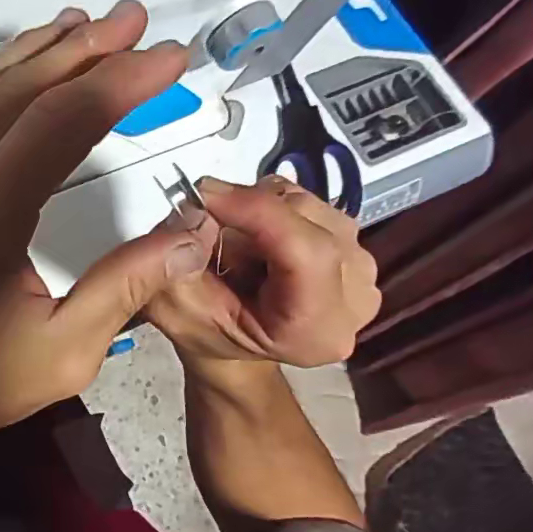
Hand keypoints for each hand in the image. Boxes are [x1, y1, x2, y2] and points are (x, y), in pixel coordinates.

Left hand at [0, 0, 215, 480]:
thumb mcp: (65, 352)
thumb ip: (129, 284)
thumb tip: (194, 231)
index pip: (59, 124)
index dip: (120, 82)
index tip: (169, 58)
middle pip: (17, 92)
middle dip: (84, 50)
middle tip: (135, 20)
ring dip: (35, 52)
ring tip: (85, 25)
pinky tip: (20, 65)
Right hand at [145, 176, 379, 368]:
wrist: (230, 339)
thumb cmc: (202, 330)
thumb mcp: (170, 305)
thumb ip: (173, 264)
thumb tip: (197, 213)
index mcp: (316, 331)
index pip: (306, 251)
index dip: (257, 211)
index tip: (203, 192)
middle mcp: (356, 299)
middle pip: (307, 222)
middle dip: (246, 211)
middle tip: (200, 222)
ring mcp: (362, 271)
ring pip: (308, 207)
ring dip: (255, 210)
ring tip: (226, 241)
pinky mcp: (353, 248)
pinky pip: (310, 206)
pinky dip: (270, 208)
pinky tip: (250, 237)